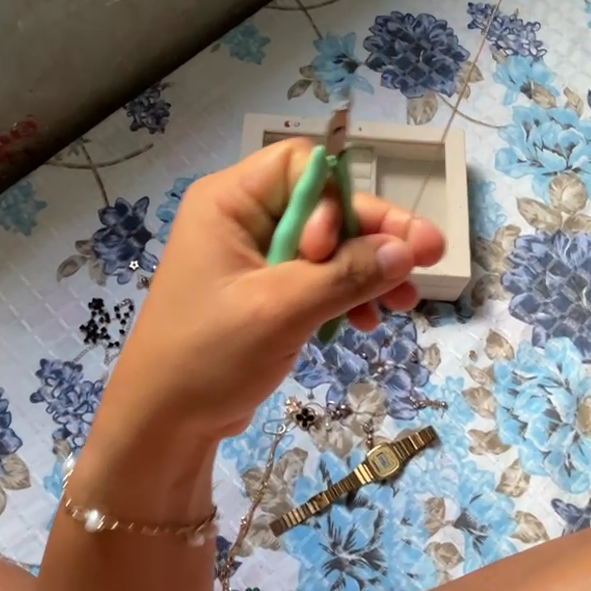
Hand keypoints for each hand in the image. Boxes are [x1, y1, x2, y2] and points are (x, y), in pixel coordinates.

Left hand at [96, 139, 445, 442]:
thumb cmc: (208, 356)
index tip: (355, 244)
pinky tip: (369, 321)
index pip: (302, 167)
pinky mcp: (262, 292)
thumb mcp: (280, 310)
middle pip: (323, 206)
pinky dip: (344, 295)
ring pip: (326, 246)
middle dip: (372, 236)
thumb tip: (406, 250)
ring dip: (367, 270)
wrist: (161, 423)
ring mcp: (251, 258)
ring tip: (405, 303)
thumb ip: (346, 276)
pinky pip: (314, 278)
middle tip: (428, 259)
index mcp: (229, 202)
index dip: (339, 198)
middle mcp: (240, 219)